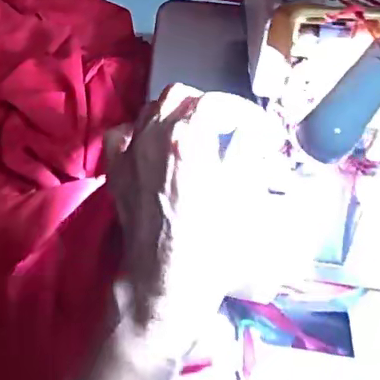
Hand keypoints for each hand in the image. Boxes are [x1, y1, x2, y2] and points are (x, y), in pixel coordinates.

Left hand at [102, 85, 285, 361]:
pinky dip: (140, 130)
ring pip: (151, 108)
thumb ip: (249, 155)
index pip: (217, 103)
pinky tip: (155, 144)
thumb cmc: (214, 249)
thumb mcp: (247, 199)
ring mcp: (130, 151)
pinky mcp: (117, 170)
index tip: (262, 130)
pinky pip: (123, 132)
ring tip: (198, 132)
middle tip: (231, 126)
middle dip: (210, 105)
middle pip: (181, 95)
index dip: (245, 113)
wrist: (165, 284)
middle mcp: (153, 136)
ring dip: (177, 113)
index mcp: (188, 140)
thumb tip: (253, 133)